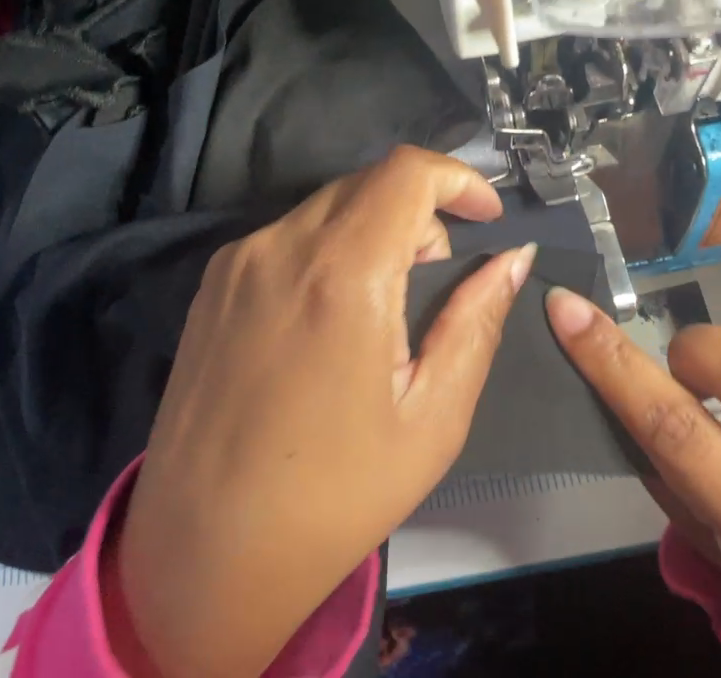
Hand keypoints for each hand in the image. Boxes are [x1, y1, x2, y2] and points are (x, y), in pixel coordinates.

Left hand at [112, 148, 537, 676]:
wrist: (207, 549)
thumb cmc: (336, 494)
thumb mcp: (432, 416)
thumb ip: (476, 320)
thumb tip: (513, 257)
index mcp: (343, 272)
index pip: (406, 171)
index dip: (457, 178)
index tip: (486, 216)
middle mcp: (281, 247)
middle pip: (366, 184)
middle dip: (418, 213)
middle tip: (438, 280)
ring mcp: (236, 263)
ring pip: (324, 210)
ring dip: (371, 232)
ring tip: (384, 309)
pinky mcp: (209, 286)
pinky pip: (285, 240)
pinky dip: (325, 253)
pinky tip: (328, 323)